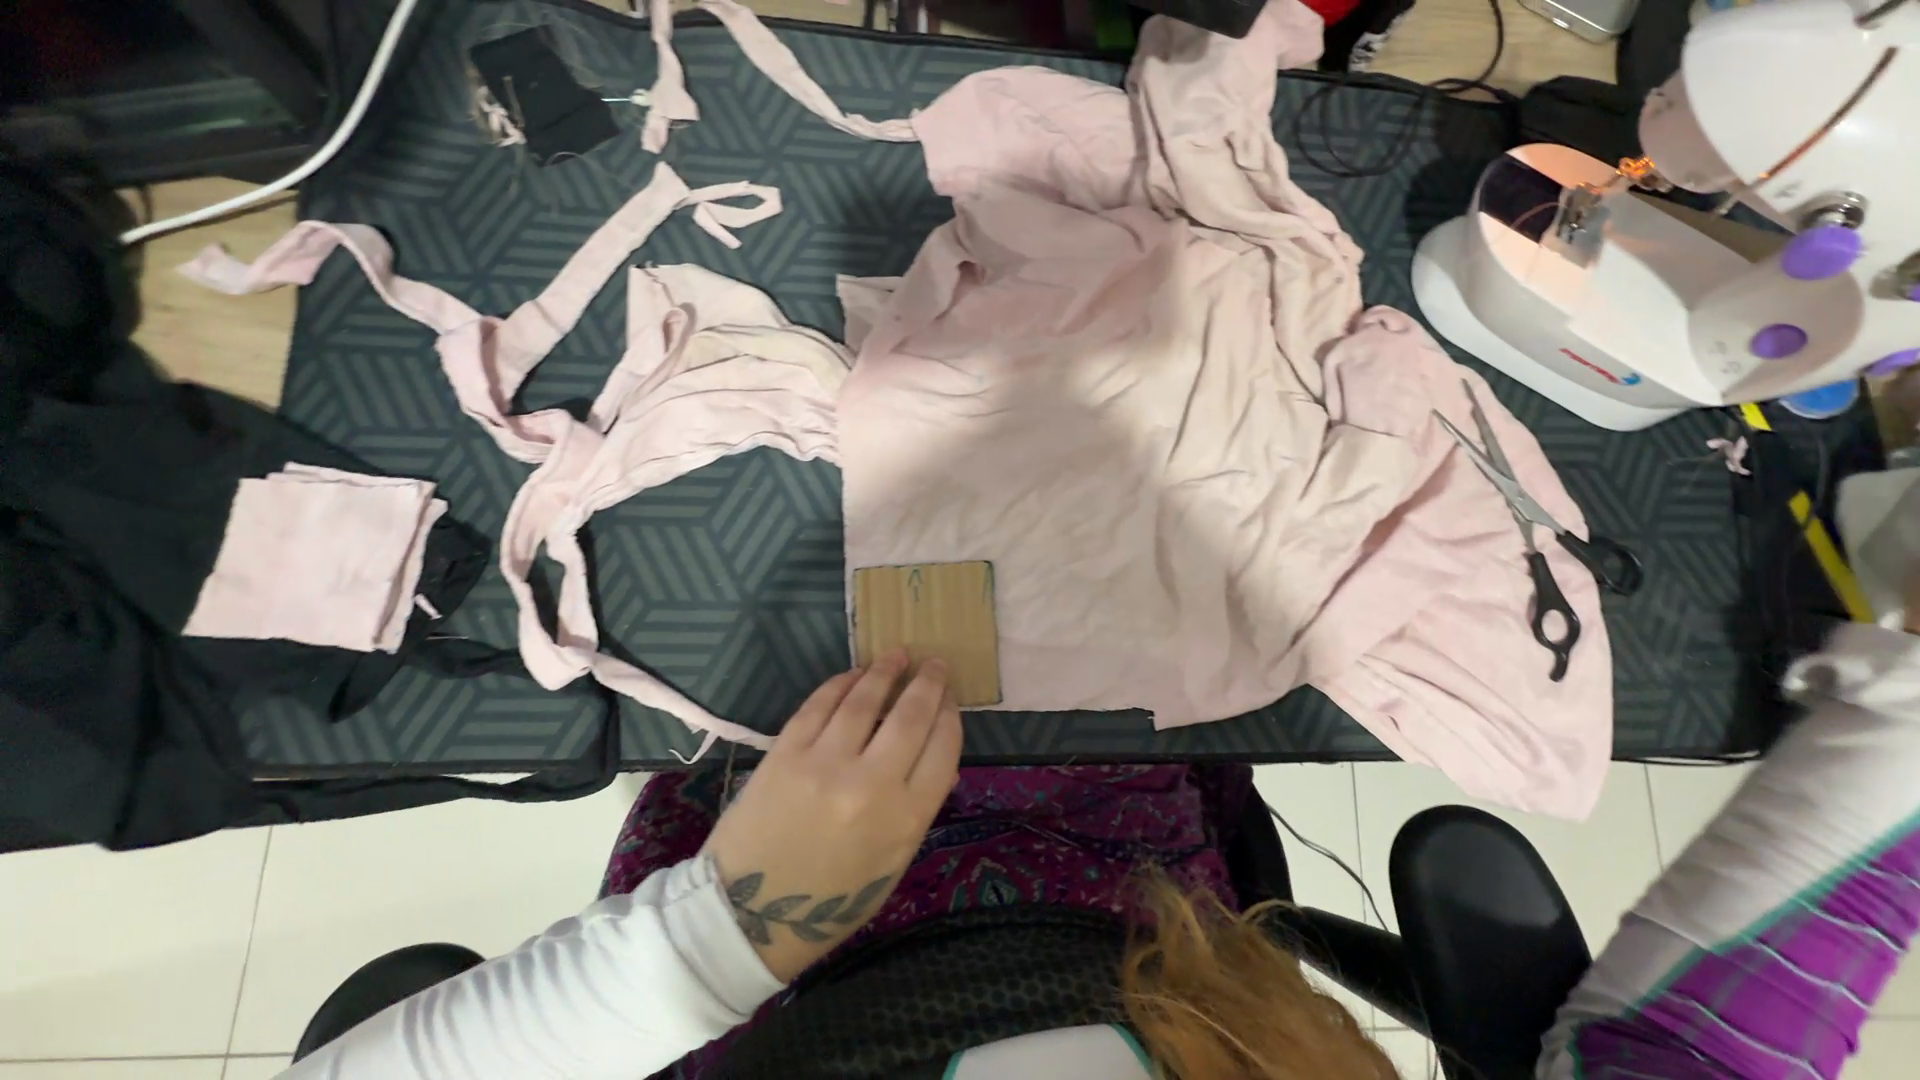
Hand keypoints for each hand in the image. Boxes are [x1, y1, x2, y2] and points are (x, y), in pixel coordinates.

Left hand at [702, 649, 962, 982]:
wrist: (747, 918)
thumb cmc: (828, 903)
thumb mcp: (889, 867)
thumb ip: (915, 812)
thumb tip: (937, 763)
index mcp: (905, 820)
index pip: (943, 749)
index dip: (951, 715)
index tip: (951, 698)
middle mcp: (872, 784)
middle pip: (911, 716)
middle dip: (929, 683)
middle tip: (935, 664)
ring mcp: (825, 764)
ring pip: (865, 700)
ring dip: (886, 672)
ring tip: (898, 655)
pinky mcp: (785, 752)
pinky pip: (820, 705)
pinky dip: (841, 684)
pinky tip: (854, 675)